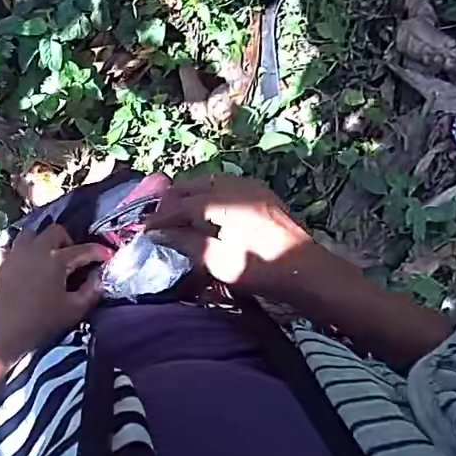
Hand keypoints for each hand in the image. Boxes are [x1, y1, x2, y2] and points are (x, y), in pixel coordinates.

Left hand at [0, 223, 110, 366]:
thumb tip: (99, 278)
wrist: (1, 333)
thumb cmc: (40, 322)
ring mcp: (14, 253)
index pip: (83, 249)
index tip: (107, 255)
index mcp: (57, 259)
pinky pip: (9, 246)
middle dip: (67, 240)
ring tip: (46, 255)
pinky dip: (17, 250)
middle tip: (72, 257)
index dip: (98, 252)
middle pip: (55, 231)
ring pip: (29, 233)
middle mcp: (35, 249)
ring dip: (40, 240)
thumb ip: (91, 291)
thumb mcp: (74, 310)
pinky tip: (20, 261)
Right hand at [144, 174, 350, 302]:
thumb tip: (162, 233)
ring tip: (178, 213)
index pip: (182, 204)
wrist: (311, 275)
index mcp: (226, 202)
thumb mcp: (220, 261)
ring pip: (210, 180)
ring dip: (190, 194)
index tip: (144, 230)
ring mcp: (253, 188)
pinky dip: (209, 193)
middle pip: (194, 185)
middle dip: (172, 200)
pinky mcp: (263, 196)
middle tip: (158, 220)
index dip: (161, 217)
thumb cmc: (263, 270)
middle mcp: (238, 187)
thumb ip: (187, 242)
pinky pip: (227, 185)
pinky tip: (206, 210)